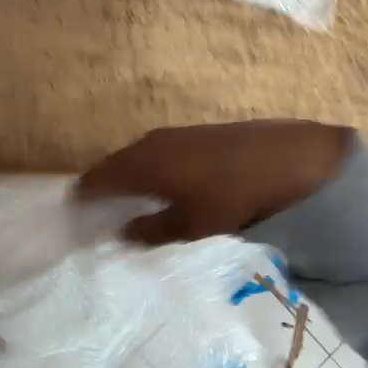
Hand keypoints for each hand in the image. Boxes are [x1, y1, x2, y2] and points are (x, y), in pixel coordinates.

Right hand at [75, 121, 351, 244]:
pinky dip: (148, 172)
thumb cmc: (234, 196)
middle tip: (98, 218)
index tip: (74, 222)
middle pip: (111, 167)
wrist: (292, 158)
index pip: (94, 180)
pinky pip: (156, 154)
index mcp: (140, 165)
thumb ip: (151, 231)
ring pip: (134, 159)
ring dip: (126, 180)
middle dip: (102, 190)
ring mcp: (172, 135)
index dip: (81, 200)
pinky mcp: (193, 133)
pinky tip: (160, 190)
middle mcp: (149, 144)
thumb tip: (121, 234)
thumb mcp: (192, 226)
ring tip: (127, 207)